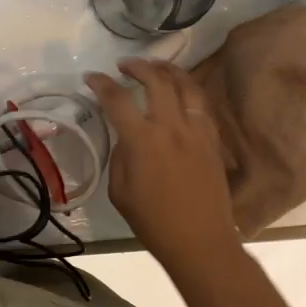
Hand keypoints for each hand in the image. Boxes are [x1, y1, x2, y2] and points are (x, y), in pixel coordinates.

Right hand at [86, 58, 238, 256]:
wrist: (200, 241)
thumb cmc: (153, 222)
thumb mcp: (120, 191)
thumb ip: (121, 157)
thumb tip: (127, 138)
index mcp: (142, 140)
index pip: (118, 99)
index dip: (102, 84)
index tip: (92, 77)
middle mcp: (171, 127)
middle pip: (156, 80)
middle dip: (137, 66)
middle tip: (125, 65)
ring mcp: (196, 131)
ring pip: (185, 85)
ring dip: (168, 70)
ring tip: (156, 66)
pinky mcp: (213, 140)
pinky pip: (202, 105)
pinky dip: (189, 91)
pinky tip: (181, 92)